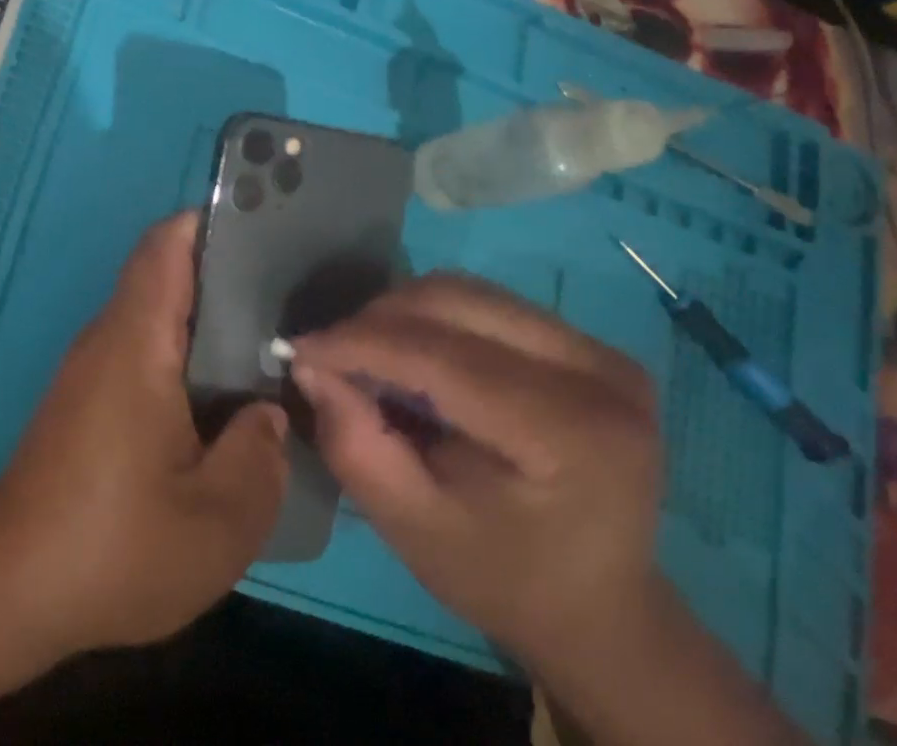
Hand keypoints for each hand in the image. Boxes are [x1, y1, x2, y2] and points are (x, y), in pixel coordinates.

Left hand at [0, 214, 289, 654]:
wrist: (10, 591)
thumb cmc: (115, 549)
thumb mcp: (220, 518)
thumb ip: (260, 453)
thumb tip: (268, 409)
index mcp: (134, 346)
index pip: (166, 247)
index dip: (216, 221)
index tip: (277, 225)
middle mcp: (105, 346)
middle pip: (166, 280)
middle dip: (233, 278)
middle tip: (307, 298)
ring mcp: (89, 378)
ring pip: (158, 326)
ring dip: (214, 331)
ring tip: (285, 350)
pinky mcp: (84, 411)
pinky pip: (144, 363)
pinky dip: (189, 369)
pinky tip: (233, 408)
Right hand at [287, 274, 663, 662]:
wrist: (596, 603)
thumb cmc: (500, 576)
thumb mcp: (409, 524)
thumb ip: (355, 444)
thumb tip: (310, 367)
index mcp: (570, 433)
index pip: (443, 356)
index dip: (359, 343)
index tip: (296, 351)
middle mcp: (599, 373)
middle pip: (457, 302)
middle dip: (375, 321)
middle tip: (327, 358)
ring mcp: (600, 354)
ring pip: (467, 293)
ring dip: (399, 317)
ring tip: (364, 361)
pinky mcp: (588, 348)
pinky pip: (485, 308)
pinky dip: (429, 323)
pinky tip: (408, 363)